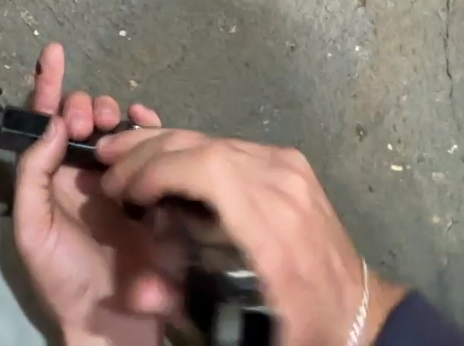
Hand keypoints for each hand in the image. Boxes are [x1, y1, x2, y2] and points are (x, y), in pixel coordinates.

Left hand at [13, 42, 170, 345]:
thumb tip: (53, 124)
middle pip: (82, 115)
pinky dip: (147, 123)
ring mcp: (119, 174)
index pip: (47, 119)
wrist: (115, 323)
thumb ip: (33, 173)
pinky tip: (142, 118)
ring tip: (108, 121)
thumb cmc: (64, 277)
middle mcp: (84, 167)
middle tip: (85, 122)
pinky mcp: (151, 183)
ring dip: (111, 111)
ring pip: (115, 124)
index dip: (50, 83)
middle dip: (83, 105)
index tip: (55, 52)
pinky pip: (151, 143)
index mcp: (53, 174)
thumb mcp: (32, 228)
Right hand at [96, 129, 408, 345]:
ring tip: (121, 150)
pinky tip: (161, 154)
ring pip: (209, 137)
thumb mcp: (243, 325)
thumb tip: (136, 285)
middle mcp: (280, 180)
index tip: (122, 187)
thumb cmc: (298, 324)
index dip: (157, 167)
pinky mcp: (287, 158)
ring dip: (160, 143)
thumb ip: (187, 301)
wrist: (357, 312)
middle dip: (146, 150)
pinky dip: (187, 147)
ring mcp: (286, 163)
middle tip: (106, 163)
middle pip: (201, 145)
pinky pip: (225, 142)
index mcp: (273, 223)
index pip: (206, 167)